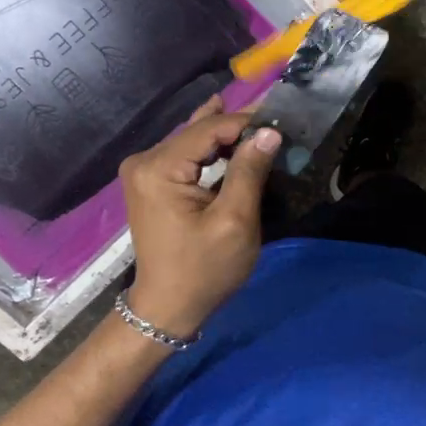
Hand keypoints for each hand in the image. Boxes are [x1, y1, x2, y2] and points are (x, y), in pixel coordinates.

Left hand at [119, 95, 280, 336]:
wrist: (168, 307)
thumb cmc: (204, 270)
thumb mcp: (234, 222)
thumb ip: (249, 172)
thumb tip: (268, 132)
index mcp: (159, 169)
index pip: (209, 129)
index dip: (246, 121)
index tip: (282, 118)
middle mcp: (144, 162)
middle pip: (198, 131)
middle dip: (237, 126)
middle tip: (276, 119)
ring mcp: (143, 172)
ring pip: (192, 141)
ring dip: (225, 136)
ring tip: (261, 124)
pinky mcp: (150, 183)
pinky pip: (184, 155)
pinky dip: (210, 149)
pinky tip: (230, 137)